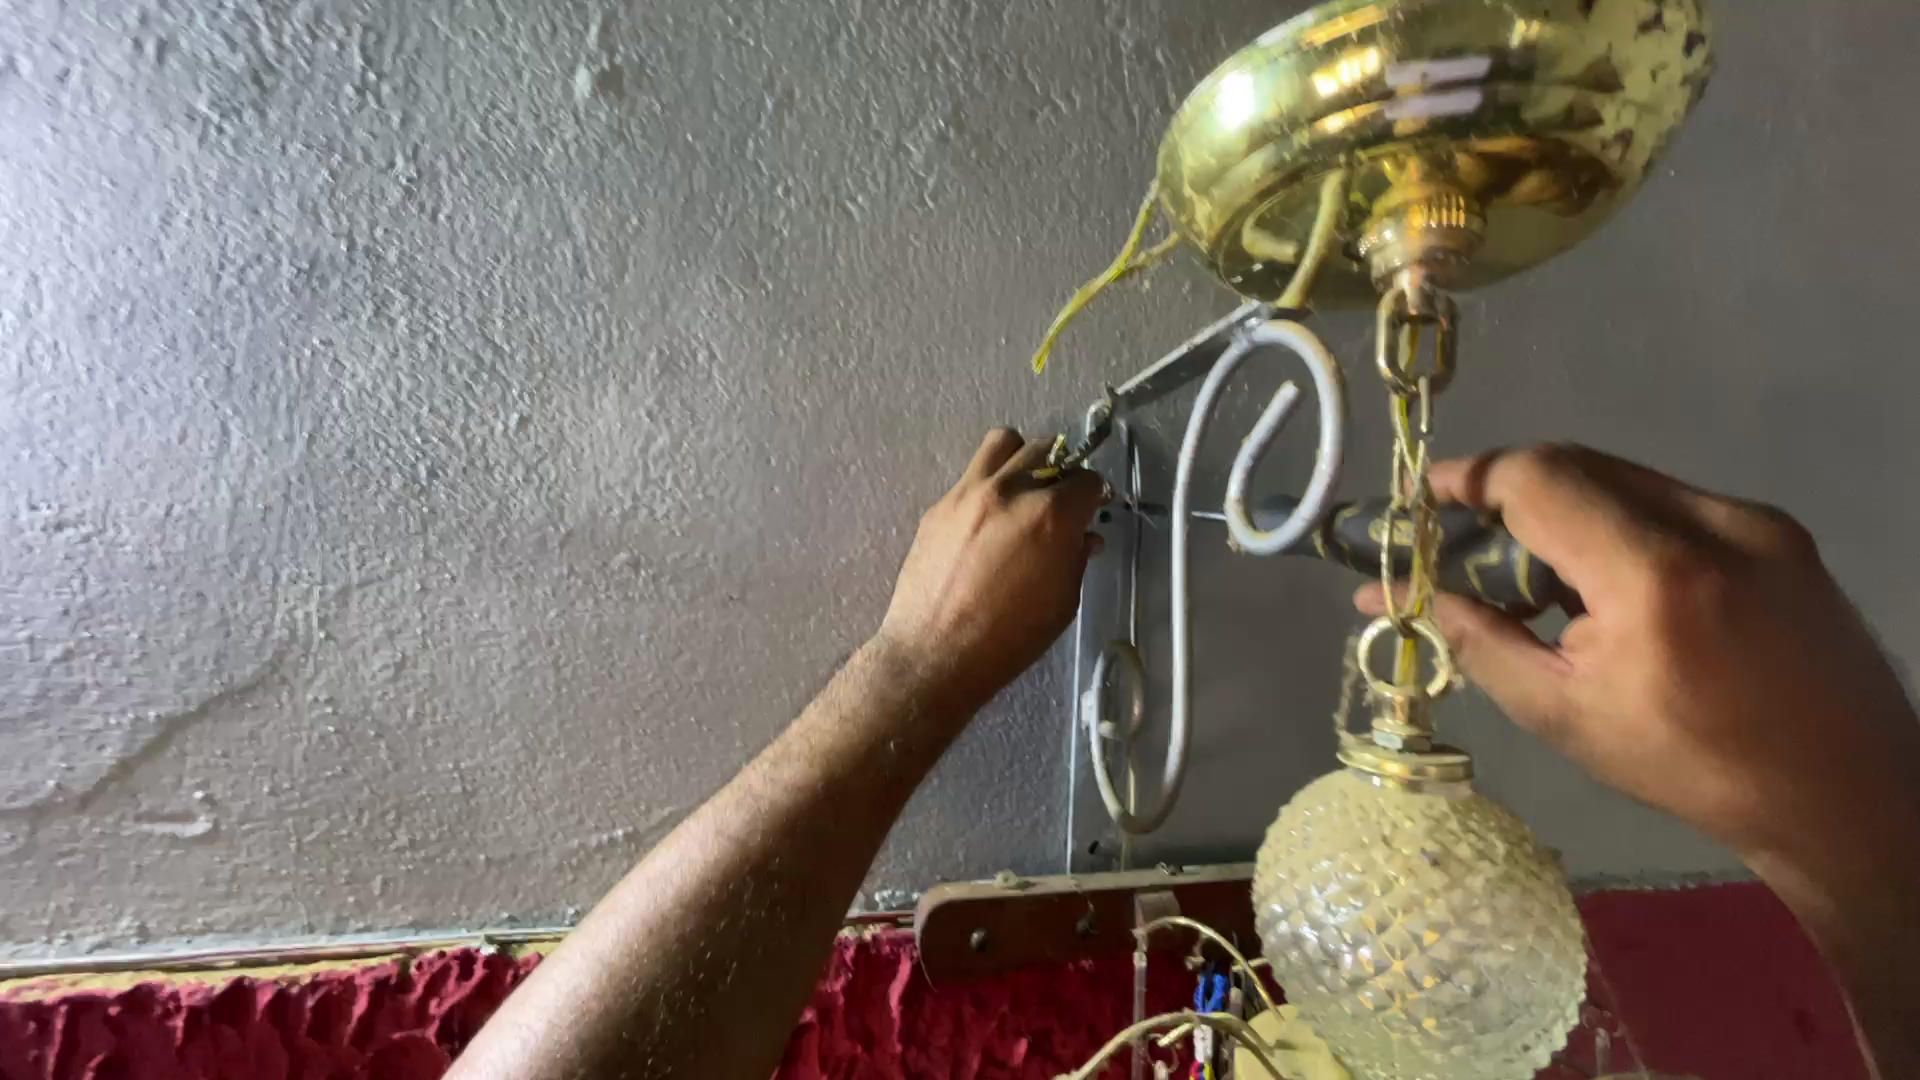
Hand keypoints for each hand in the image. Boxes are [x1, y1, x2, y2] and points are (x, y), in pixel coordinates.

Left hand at [876, 428, 1107, 708]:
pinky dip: (988, 486)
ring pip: (1003, 443)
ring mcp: (968, 493)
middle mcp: (1010, 490)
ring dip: (1021, 458)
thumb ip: (1076, 558)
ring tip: (1022, 488)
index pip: (1086, 480)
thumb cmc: (1010, 637)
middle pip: (1047, 449)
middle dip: (1061, 470)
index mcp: (1050, 514)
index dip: (1094, 494)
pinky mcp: (939, 505)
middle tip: (1059, 499)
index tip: (1091, 508)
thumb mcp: (1062, 602)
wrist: (935, 652)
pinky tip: (986, 520)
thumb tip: (1083, 537)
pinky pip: (971, 475)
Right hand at [1355, 444, 1919, 879]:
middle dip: (1496, 490)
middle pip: (1572, 464)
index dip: (1467, 477)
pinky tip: (1580, 575)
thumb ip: (1473, 637)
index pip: (1538, 479)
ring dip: (1545, 505)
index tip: (1418, 499)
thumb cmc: (1690, 763)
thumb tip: (1391, 596)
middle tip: (1452, 535)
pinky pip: (1654, 499)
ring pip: (1613, 476)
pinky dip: (1595, 519)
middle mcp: (1713, 523)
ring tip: (1511, 564)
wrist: (1855, 798)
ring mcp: (1753, 522)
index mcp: (1654, 572)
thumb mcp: (1556, 710)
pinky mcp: (1772, 533)